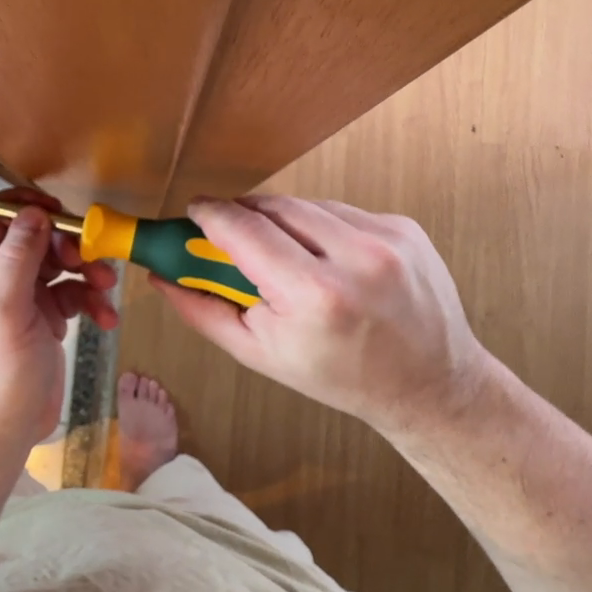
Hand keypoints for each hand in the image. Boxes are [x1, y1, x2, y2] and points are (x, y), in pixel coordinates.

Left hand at [0, 190, 118, 452]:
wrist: (1, 430)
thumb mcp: (3, 310)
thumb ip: (16, 258)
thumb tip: (32, 214)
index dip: (22, 209)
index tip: (56, 212)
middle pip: (34, 237)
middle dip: (65, 244)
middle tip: (87, 259)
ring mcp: (22, 297)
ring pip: (58, 264)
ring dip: (86, 272)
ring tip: (106, 288)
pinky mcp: (44, 318)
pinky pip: (72, 295)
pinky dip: (91, 302)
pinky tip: (107, 319)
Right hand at [151, 195, 492, 435]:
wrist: (432, 386)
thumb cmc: (338, 375)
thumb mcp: (257, 353)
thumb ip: (200, 310)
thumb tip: (159, 276)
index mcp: (314, 296)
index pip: (243, 229)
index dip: (210, 214)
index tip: (192, 211)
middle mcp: (356, 259)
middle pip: (271, 207)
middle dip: (241, 215)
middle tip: (225, 234)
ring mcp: (387, 239)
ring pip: (304, 205)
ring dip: (280, 221)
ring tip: (282, 257)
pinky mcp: (404, 228)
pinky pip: (338, 211)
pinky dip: (318, 227)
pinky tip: (323, 259)